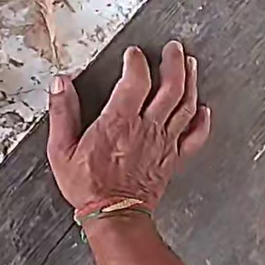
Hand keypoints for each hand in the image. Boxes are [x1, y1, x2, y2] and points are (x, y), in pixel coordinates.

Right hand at [47, 41, 211, 213]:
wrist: (113, 216)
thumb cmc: (88, 186)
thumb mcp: (62, 150)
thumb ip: (62, 113)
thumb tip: (60, 83)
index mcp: (119, 121)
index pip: (136, 79)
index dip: (137, 61)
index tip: (133, 54)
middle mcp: (146, 128)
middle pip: (170, 86)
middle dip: (174, 62)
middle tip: (173, 48)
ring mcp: (163, 143)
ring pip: (185, 105)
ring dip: (190, 81)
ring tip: (189, 64)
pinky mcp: (172, 159)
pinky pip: (194, 137)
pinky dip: (202, 121)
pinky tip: (204, 109)